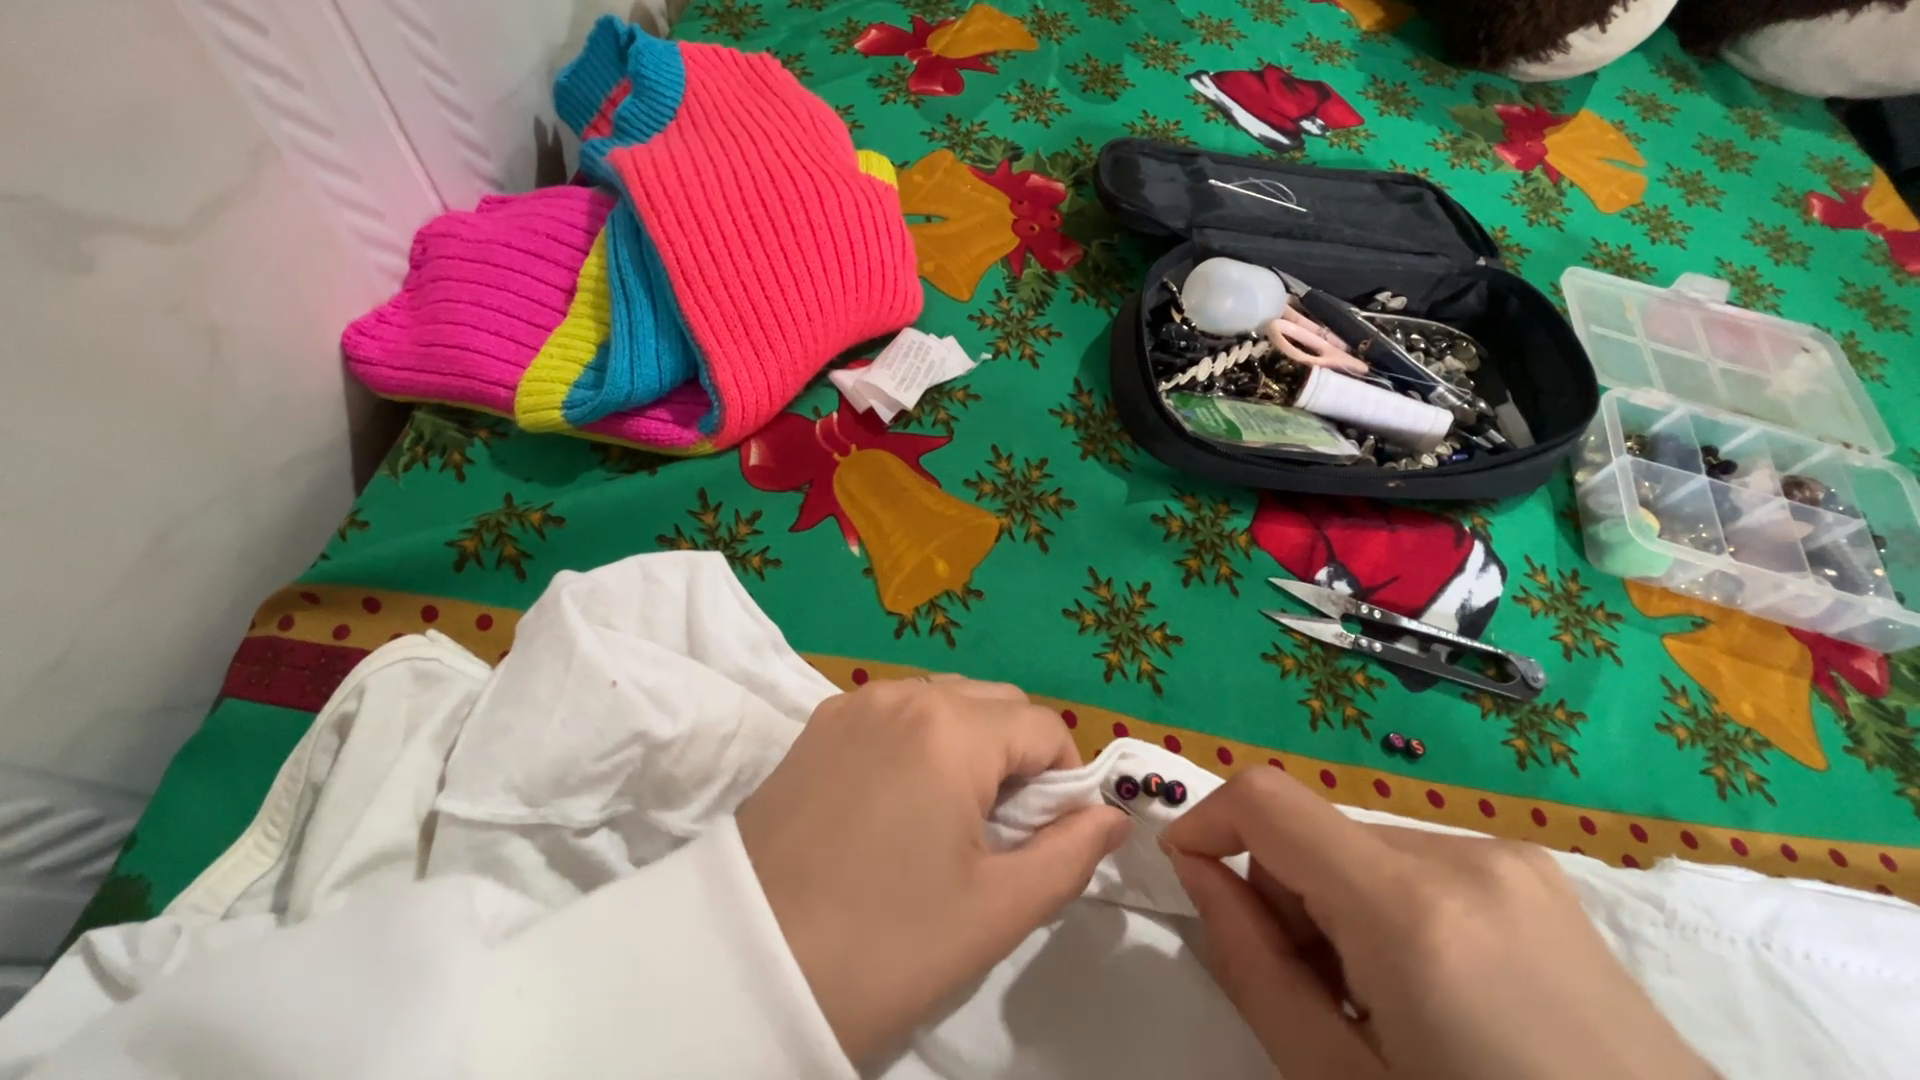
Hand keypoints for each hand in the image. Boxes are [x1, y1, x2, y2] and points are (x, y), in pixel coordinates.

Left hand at [736, 676, 1131, 1065]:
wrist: (743, 970)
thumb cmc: (884, 947)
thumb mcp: (998, 911)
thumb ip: (1071, 853)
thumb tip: (1111, 815)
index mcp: (950, 728)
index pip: (1044, 727)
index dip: (1064, 782)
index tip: (1044, 841)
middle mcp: (900, 695)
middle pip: (994, 704)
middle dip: (1017, 757)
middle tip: (998, 836)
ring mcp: (850, 707)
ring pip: (943, 703)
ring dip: (968, 748)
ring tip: (947, 824)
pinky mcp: (814, 729)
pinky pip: (893, 716)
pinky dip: (918, 745)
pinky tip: (896, 809)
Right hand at [1160, 768, 1717, 1079]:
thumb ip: (1251, 965)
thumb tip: (1198, 871)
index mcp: (1412, 907)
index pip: (1267, 801)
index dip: (1204, 824)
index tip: (1189, 884)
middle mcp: (1465, 855)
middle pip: (1315, 833)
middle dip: (1282, 898)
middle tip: (1312, 1001)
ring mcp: (1515, 863)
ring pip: (1362, 852)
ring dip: (1336, 911)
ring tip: (1383, 1014)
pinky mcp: (1543, 880)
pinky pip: (1419, 868)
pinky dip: (1388, 913)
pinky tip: (1436, 999)